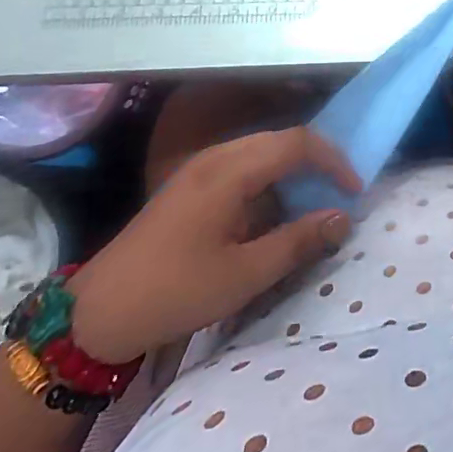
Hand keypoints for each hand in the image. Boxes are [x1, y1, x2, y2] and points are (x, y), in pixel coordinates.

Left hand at [65, 128, 358, 362]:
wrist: (97, 312)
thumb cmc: (174, 291)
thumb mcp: (245, 275)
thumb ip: (298, 241)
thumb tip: (343, 218)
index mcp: (229, 171)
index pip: (298, 143)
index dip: (334, 161)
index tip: (355, 192)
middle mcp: (215, 157)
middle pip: (281, 139)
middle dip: (318, 161)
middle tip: (340, 195)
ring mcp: (200, 169)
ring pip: (262, 150)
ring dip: (294, 170)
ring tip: (315, 203)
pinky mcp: (191, 185)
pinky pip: (243, 166)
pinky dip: (271, 180)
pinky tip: (275, 211)